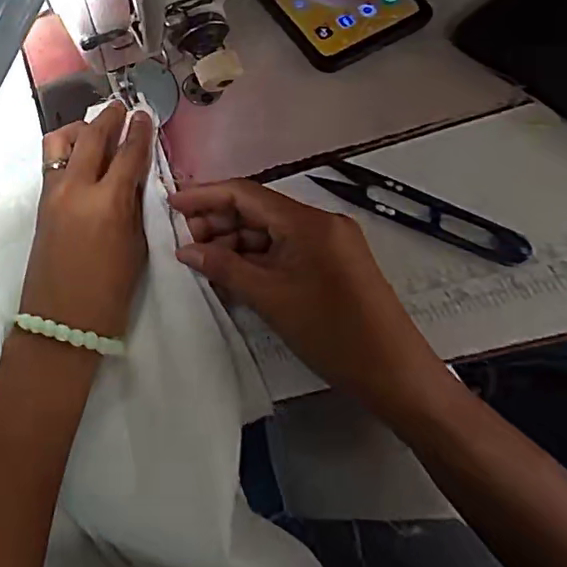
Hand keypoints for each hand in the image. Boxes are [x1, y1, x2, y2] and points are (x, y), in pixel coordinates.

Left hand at [19, 102, 155, 339]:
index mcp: (108, 203)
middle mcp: (76, 189)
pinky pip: (52, 162)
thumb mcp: (135, 245)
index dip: (140, 132)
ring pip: (60, 142)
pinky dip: (67, 149)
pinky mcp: (40, 202)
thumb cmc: (109, 291)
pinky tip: (82, 158)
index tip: (145, 115)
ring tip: (95, 131)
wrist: (62, 320)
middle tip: (122, 109)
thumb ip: (134, 205)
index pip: (128, 154)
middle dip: (109, 118)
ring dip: (80, 129)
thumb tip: (134, 177)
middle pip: (91, 137)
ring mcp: (53, 193)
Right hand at [171, 180, 439, 409]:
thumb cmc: (332, 333)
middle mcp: (319, 222)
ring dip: (235, 243)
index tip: (172, 206)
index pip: (246, 193)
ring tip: (203, 262)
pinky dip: (256, 258)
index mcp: (308, 222)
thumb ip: (224, 267)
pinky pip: (284, 249)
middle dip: (218, 223)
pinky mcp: (331, 262)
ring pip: (270, 231)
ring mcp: (328, 242)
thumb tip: (185, 249)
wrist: (395, 373)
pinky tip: (232, 273)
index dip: (205, 196)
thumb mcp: (270, 298)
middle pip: (258, 210)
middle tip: (183, 243)